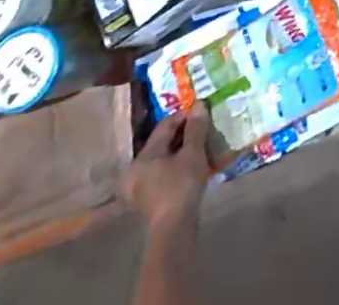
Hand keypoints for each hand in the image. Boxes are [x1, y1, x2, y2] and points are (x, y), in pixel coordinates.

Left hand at [124, 106, 215, 231]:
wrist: (173, 232)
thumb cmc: (181, 188)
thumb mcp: (192, 155)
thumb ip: (195, 130)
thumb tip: (198, 105)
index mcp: (144, 154)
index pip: (165, 126)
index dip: (183, 116)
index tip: (200, 113)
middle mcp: (137, 167)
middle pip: (161, 143)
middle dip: (181, 135)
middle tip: (201, 130)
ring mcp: (140, 186)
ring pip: (161, 160)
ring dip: (179, 152)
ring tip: (198, 149)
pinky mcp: (147, 201)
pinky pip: (162, 175)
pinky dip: (175, 168)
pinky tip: (190, 169)